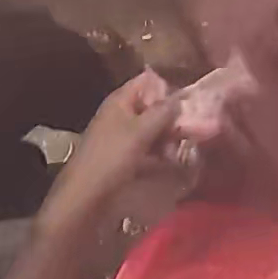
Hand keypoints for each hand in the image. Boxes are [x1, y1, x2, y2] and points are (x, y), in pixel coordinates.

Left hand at [39, 70, 179, 231]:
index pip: (147, 80)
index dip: (169, 85)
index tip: (191, 96)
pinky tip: (172, 162)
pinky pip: (148, 148)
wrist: (84, 198)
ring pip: (152, 129)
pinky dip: (160, 153)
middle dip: (172, 116)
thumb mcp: (141, 131)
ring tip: (183, 147)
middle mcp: (121, 114)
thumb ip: (163, 111)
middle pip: (152, 106)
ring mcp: (122, 136)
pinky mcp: (124, 157)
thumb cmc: (111, 158)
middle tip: (193, 126)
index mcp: (120, 101)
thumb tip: (182, 97)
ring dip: (168, 137)